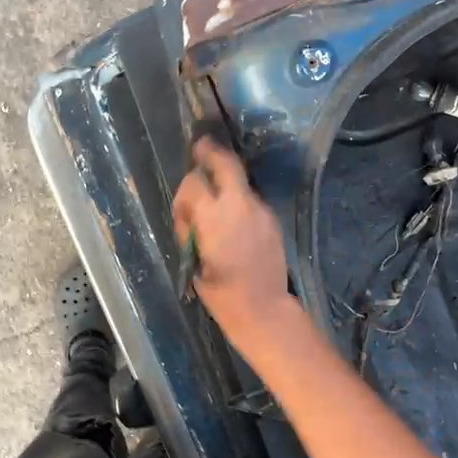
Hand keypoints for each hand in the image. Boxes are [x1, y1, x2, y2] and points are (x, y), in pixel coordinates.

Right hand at [172, 138, 296, 338]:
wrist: (263, 309)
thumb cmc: (222, 294)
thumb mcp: (195, 262)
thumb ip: (191, 231)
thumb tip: (190, 215)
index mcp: (213, 218)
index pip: (194, 184)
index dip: (185, 190)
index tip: (184, 204)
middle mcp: (239, 205)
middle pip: (226, 164)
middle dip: (211, 154)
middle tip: (201, 149)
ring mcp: (260, 210)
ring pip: (241, 182)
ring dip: (228, 182)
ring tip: (217, 193)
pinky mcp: (273, 220)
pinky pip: (252, 202)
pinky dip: (241, 202)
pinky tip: (235, 220)